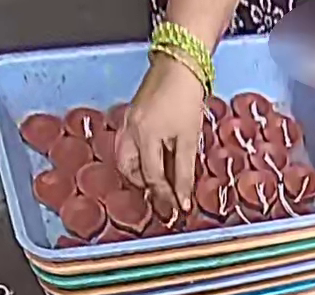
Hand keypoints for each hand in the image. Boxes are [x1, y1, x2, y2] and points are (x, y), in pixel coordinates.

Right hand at [117, 53, 207, 213]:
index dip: (165, 197)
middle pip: (128, 170)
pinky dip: (139, 159)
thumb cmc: (185, 97)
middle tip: (163, 195)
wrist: (180, 64)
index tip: (176, 210)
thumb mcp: (189, 140)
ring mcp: (128, 122)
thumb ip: (185, 174)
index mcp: (144, 135)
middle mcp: (130, 130)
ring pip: (125, 159)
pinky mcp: (132, 117)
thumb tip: (184, 202)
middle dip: (145, 186)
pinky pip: (129, 146)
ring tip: (160, 180)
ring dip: (140, 174)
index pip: (152, 177)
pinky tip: (156, 162)